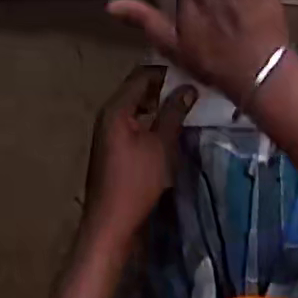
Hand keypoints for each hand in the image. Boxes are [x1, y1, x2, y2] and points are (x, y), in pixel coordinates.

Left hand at [84, 66, 195, 236]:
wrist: (109, 225)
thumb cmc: (136, 183)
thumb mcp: (162, 146)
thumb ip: (174, 113)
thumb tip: (188, 87)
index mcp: (116, 107)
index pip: (142, 75)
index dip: (166, 72)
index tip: (190, 72)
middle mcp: (108, 113)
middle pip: (137, 88)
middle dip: (163, 87)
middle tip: (190, 88)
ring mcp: (107, 130)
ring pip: (135, 105)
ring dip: (157, 104)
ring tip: (184, 105)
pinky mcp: (111, 146)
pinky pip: (133, 120)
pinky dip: (149, 119)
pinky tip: (168, 127)